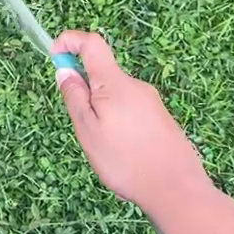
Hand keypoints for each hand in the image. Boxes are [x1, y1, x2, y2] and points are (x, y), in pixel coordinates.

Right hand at [52, 30, 212, 213]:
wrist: (179, 192)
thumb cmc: (125, 160)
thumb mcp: (88, 130)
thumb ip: (74, 96)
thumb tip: (65, 70)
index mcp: (115, 82)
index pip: (92, 43)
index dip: (70, 41)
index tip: (55, 57)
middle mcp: (136, 85)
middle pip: (102, 73)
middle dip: (85, 91)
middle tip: (84, 127)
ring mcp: (152, 102)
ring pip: (115, 95)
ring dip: (102, 111)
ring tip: (106, 147)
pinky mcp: (162, 119)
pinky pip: (130, 109)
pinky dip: (118, 122)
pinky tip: (124, 152)